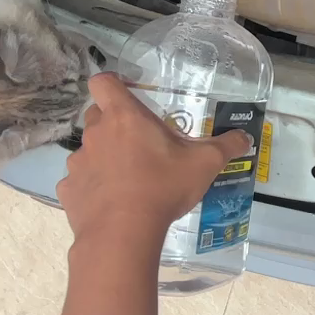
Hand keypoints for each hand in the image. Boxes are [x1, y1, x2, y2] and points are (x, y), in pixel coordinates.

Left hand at [56, 74, 251, 252]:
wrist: (123, 232)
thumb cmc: (163, 185)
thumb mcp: (206, 163)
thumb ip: (228, 145)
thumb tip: (245, 137)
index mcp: (125, 117)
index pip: (103, 82)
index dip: (112, 83)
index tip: (128, 94)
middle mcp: (96, 133)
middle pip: (98, 114)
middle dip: (116, 122)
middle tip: (142, 140)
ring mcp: (78, 162)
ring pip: (90, 148)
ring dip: (106, 155)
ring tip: (130, 177)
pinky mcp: (68, 189)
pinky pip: (81, 179)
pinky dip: (95, 185)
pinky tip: (114, 200)